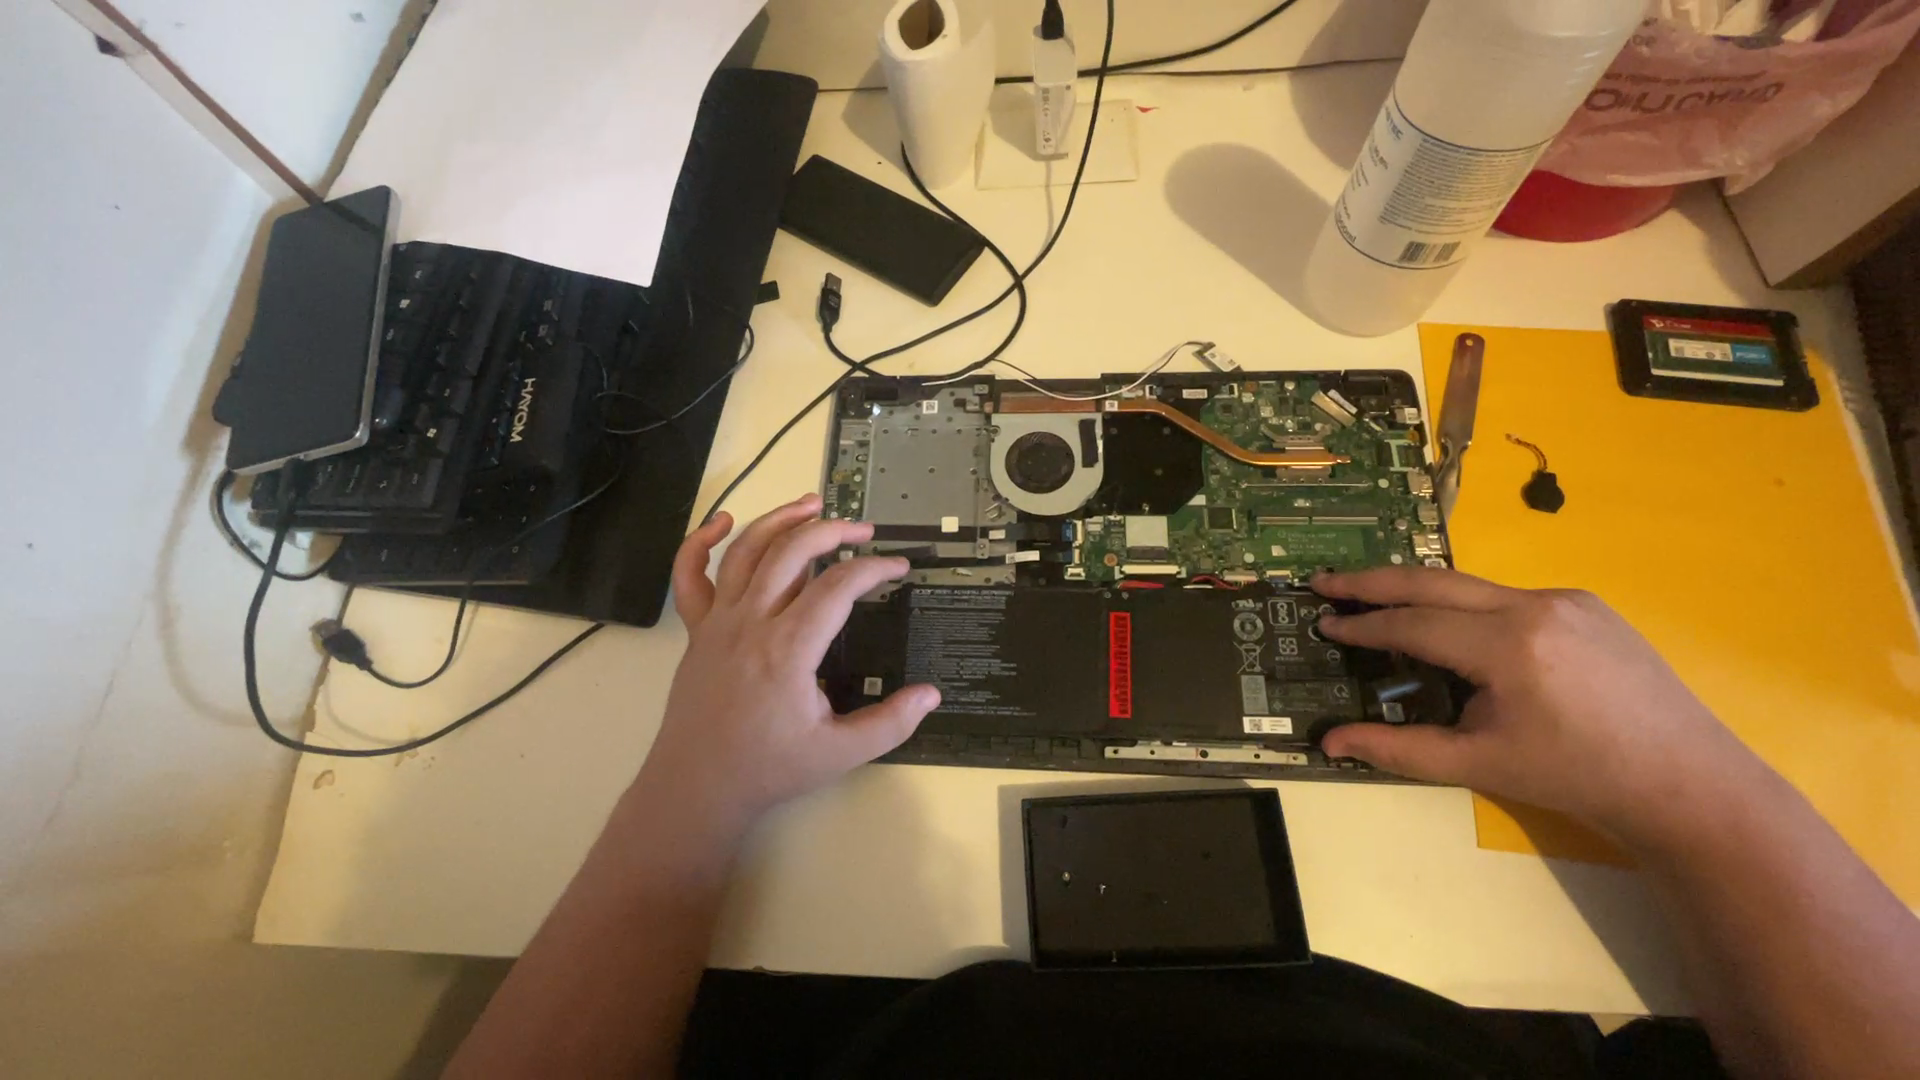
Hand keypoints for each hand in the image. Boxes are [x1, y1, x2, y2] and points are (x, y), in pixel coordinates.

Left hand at [637, 495, 940, 829]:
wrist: (696, 787)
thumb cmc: (769, 769)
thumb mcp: (840, 754)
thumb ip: (890, 723)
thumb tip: (932, 694)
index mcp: (788, 650)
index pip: (838, 588)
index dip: (873, 570)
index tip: (898, 569)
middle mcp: (751, 623)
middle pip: (792, 553)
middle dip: (833, 531)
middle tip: (864, 530)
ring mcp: (717, 622)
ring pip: (745, 551)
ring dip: (780, 520)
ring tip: (812, 504)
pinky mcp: (696, 630)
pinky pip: (690, 575)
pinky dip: (701, 541)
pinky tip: (723, 522)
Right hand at [1312, 567, 1761, 842]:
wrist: (1690, 784)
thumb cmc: (1576, 777)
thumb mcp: (1479, 764)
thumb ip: (1397, 748)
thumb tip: (1329, 742)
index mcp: (1510, 646)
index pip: (1414, 623)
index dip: (1362, 625)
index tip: (1322, 621)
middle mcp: (1536, 605)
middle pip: (1433, 582)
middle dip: (1373, 582)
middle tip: (1325, 582)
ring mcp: (1566, 599)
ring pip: (1469, 585)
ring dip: (1415, 590)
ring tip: (1373, 598)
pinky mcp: (1585, 605)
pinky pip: (1504, 595)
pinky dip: (1460, 604)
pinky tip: (1448, 626)